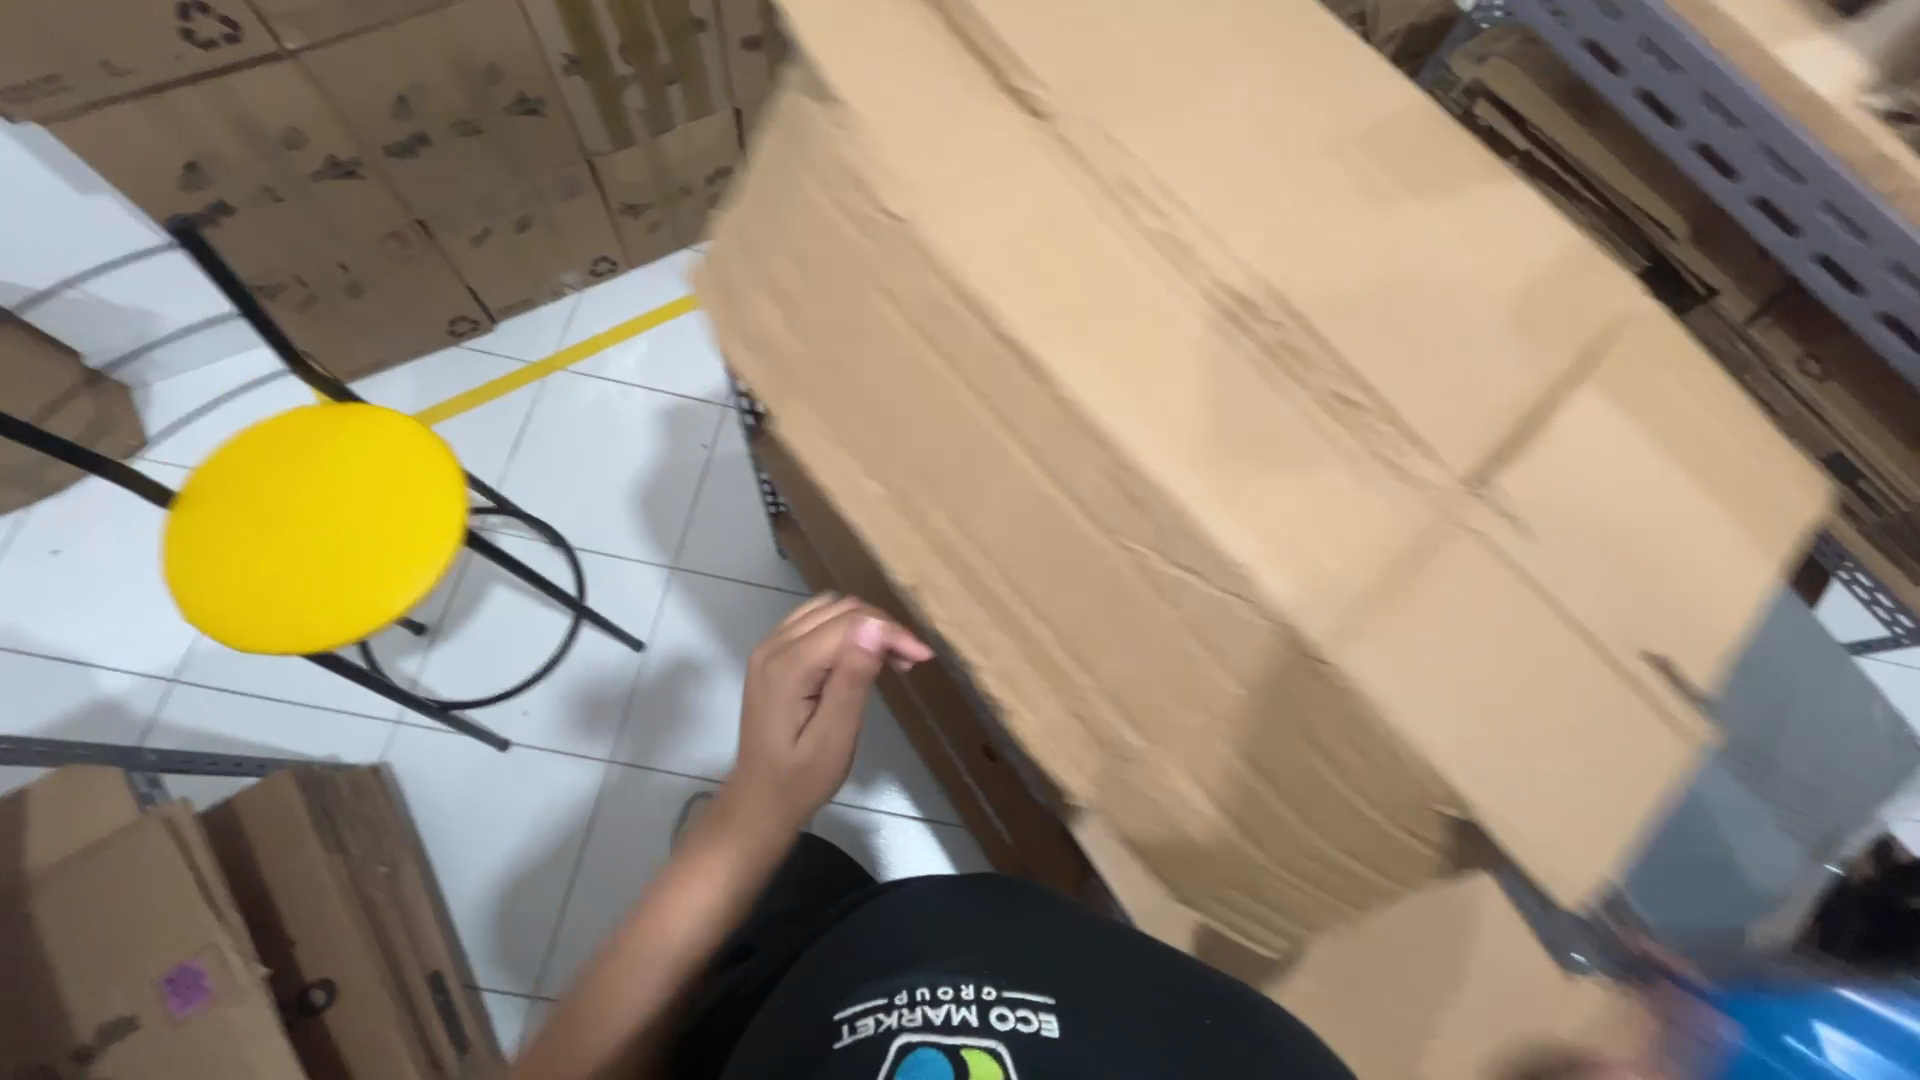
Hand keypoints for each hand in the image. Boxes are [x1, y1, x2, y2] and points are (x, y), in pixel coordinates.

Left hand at [725, 593, 933, 831]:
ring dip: (865, 624)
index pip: (849, 624)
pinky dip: (845, 629)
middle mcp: (774, 646)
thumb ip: (853, 679)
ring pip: (828, 609)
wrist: (759, 801)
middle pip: (839, 609)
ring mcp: (769, 647)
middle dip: (882, 626)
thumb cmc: (801, 780)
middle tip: (911, 660)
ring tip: (892, 657)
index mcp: (788, 667)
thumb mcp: (834, 738)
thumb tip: (875, 628)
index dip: (891, 632)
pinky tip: (862, 655)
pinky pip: (814, 621)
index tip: (923, 656)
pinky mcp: (773, 655)